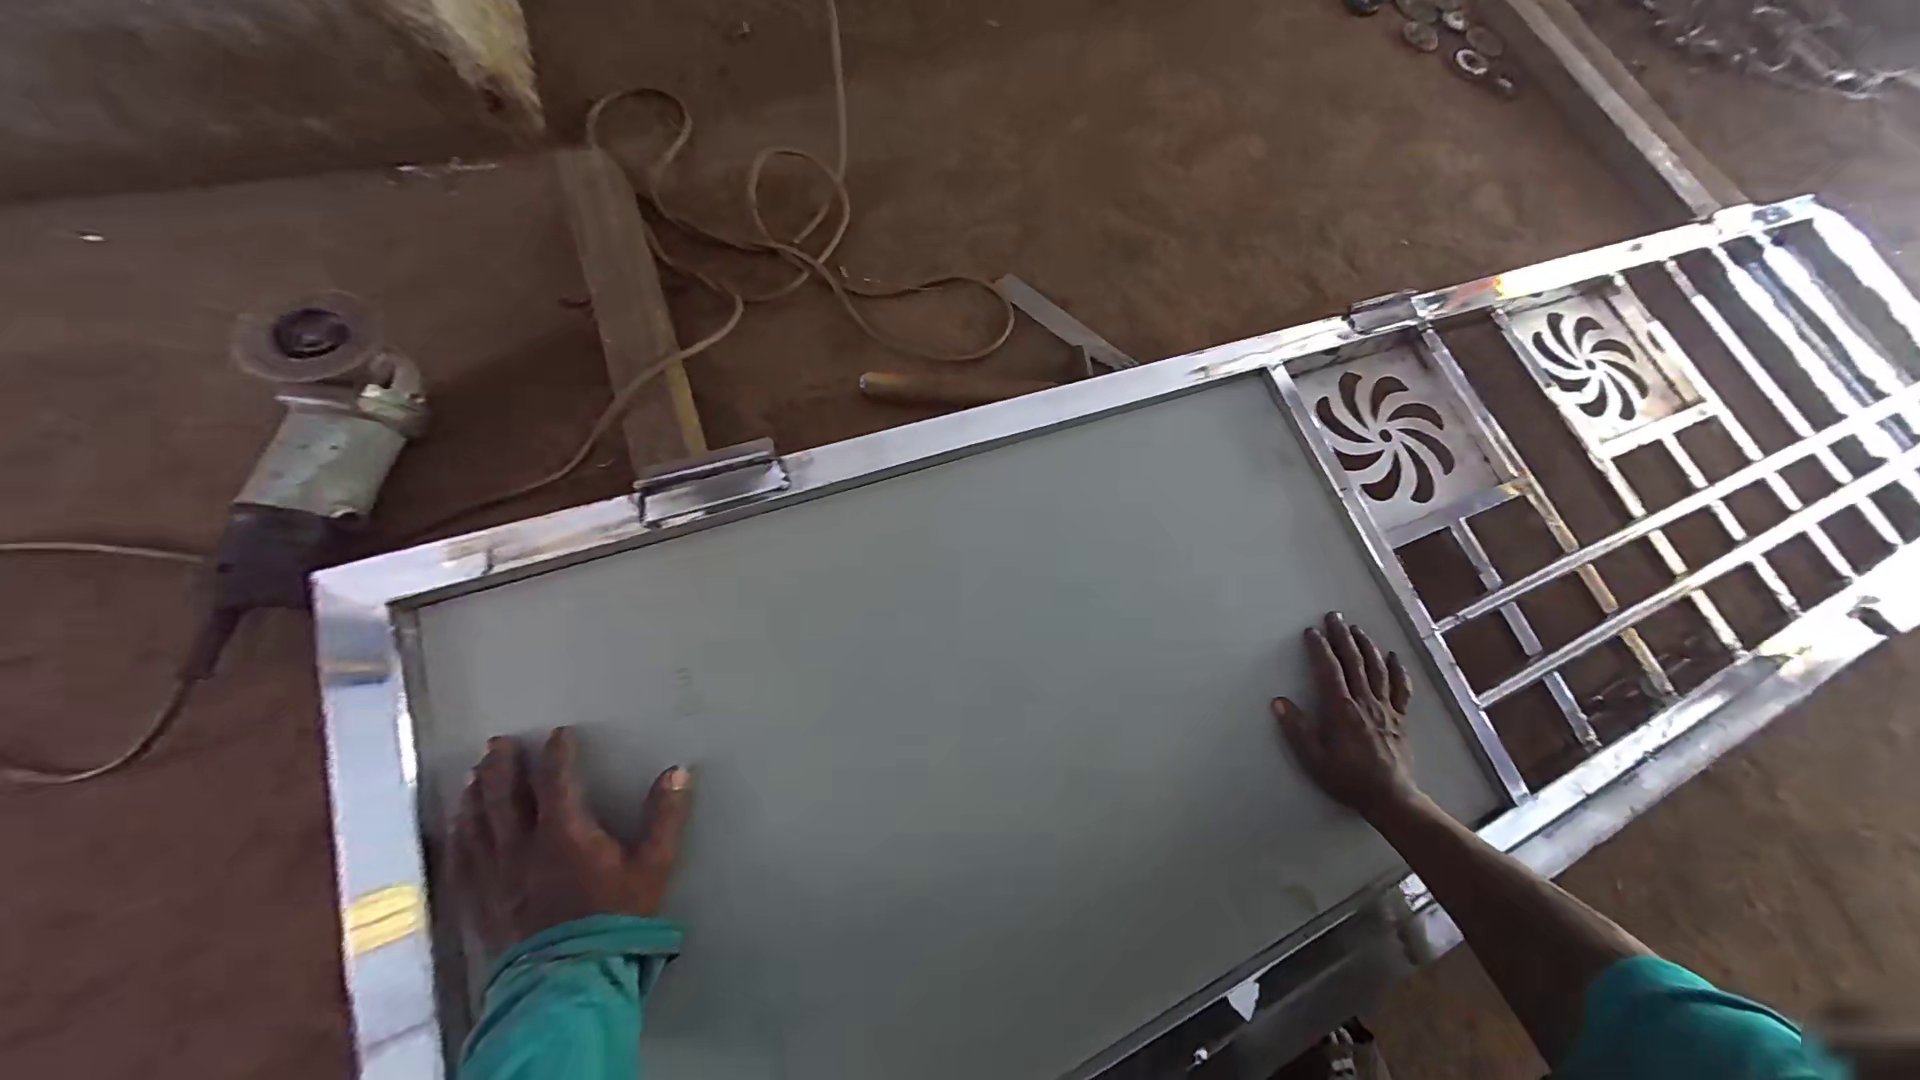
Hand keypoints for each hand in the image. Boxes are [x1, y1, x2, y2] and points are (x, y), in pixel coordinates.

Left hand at [452, 726, 691, 956]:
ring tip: (474, 775)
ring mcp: (496, 876)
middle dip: (503, 767)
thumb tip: (678, 772)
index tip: (560, 734)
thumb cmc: (616, 917)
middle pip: (505, 798)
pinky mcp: (481, 902)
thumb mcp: (653, 865)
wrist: (573, 979)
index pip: (558, 781)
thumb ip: (665, 816)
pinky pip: (461, 861)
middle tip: (499, 744)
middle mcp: (522, 848)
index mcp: (565, 833)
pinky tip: (457, 827)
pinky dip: (458, 837)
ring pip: (478, 825)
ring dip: (476, 795)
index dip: (559, 754)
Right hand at [1273, 611, 1419, 818]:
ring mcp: (1386, 709)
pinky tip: (1393, 657)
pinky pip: (1401, 688)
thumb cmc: (1347, 779)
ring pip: (1377, 669)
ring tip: (1356, 630)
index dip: (1319, 648)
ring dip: (1366, 646)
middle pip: (1354, 662)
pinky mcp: (1400, 718)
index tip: (1311, 632)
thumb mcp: (1313, 759)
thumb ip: (1296, 728)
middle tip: (1334, 617)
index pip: (1328, 670)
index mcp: (1341, 710)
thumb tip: (1278, 701)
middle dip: (1342, 637)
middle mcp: (1365, 703)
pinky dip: (1397, 670)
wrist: (1391, 799)